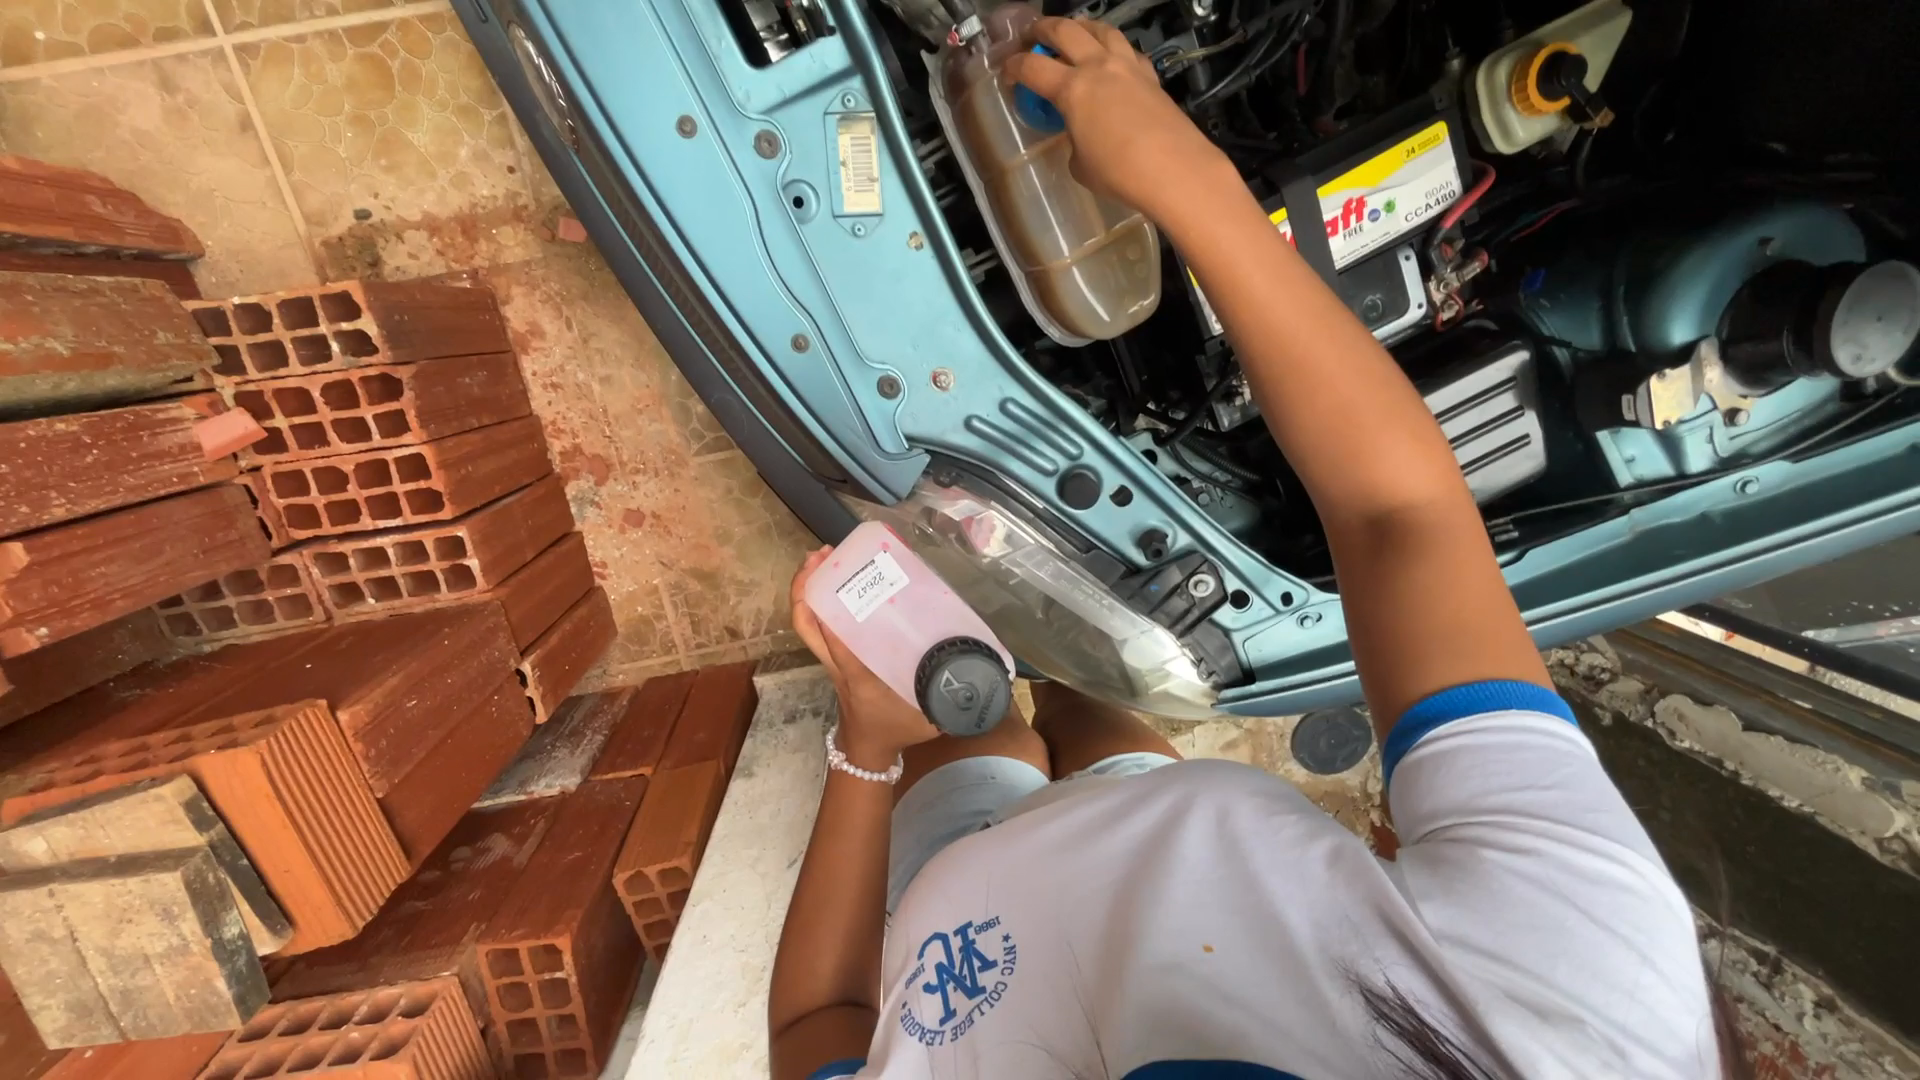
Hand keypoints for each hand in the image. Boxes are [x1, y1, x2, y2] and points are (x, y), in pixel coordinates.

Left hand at [790, 546, 939, 769]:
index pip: (836, 638)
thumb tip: (979, 668)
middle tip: (822, 554)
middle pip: (807, 622)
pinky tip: (838, 582)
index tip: (837, 572)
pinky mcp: (833, 658)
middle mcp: (838, 663)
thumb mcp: (928, 716)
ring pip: (807, 623)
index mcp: (858, 674)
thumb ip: (949, 693)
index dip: (829, 606)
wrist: (866, 753)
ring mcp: (831, 660)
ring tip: (823, 558)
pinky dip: (819, 602)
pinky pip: (818, 627)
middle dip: (807, 585)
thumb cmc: (896, 730)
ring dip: (808, 589)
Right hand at [1003, 17, 1235, 221]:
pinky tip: (1112, 59)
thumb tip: (1080, 138)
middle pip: (1065, 31)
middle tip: (1031, 35)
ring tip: (1074, 34)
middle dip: (1042, 29)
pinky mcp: (1150, 76)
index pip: (1033, 68)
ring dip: (1081, 27)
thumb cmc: (1119, 173)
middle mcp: (1098, 67)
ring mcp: (1127, 66)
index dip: (1014, 68)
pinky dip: (1112, 48)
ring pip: (1100, 29)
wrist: (1172, 168)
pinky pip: (1127, 50)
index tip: (1006, 73)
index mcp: (1073, 89)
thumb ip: (1074, 143)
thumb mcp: (1081, 166)